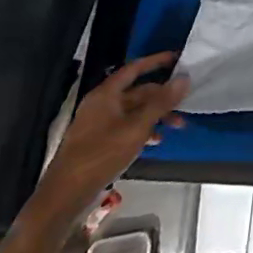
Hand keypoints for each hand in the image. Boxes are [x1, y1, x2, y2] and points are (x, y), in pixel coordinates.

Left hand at [20, 53, 189, 238]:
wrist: (67, 194)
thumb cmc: (102, 154)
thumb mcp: (137, 127)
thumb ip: (161, 102)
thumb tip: (184, 78)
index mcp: (106, 95)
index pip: (134, 69)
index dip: (156, 61)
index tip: (178, 58)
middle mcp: (102, 104)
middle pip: (137, 92)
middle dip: (162, 97)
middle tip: (185, 102)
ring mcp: (99, 123)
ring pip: (134, 111)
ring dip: (156, 115)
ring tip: (177, 126)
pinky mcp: (99, 141)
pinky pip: (127, 127)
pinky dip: (143, 130)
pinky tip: (156, 141)